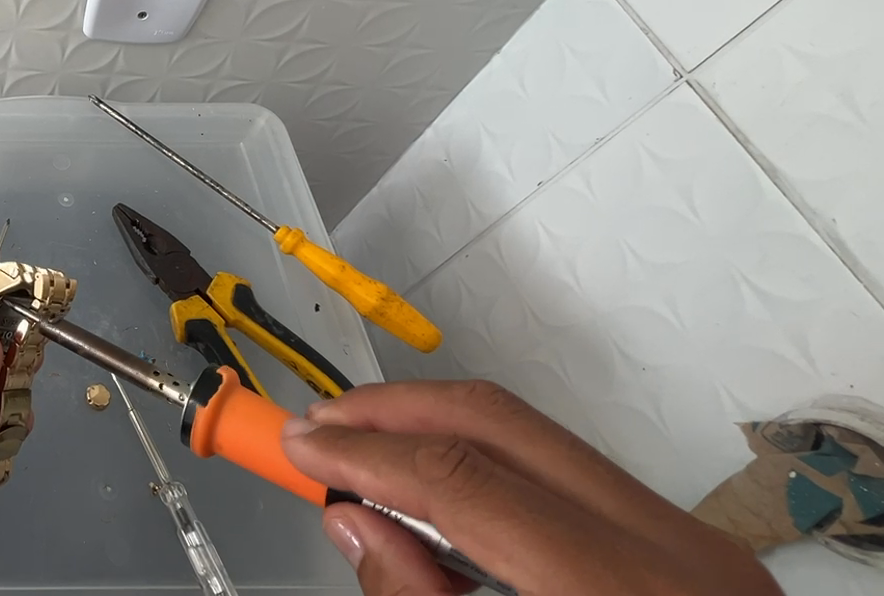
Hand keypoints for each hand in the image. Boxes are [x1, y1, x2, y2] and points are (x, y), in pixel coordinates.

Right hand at [281, 380, 781, 594]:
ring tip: (356, 443)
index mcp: (628, 595)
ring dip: (422, 420)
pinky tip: (425, 477)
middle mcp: (675, 549)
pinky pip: (547, 459)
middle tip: (317, 426)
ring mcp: (688, 535)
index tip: (297, 446)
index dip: (363, 454)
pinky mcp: (681, 536)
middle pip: (493, 419)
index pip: (465, 481)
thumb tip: (349, 517)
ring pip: (521, 425)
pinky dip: (470, 450)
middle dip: (387, 409)